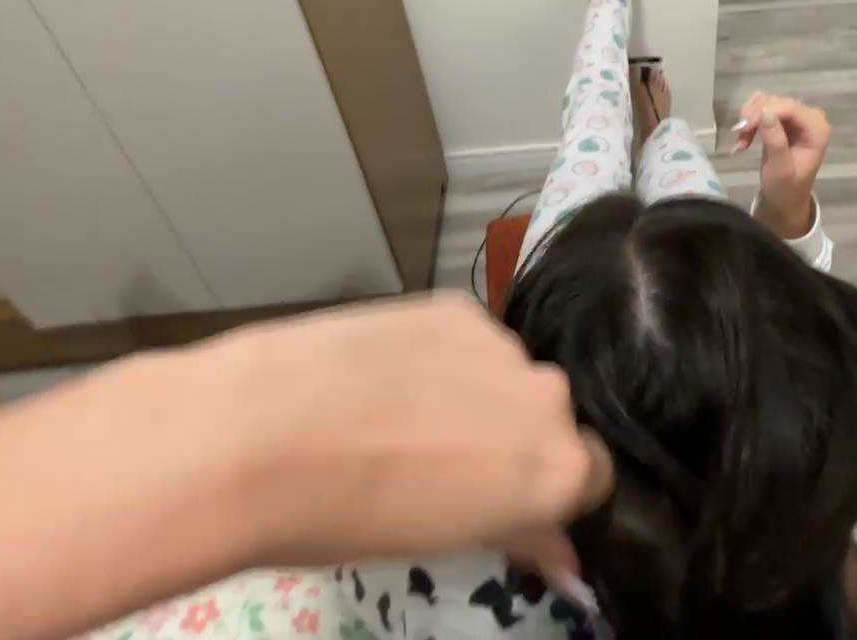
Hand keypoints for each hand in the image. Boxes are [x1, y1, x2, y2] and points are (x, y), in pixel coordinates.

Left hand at [189, 294, 611, 573]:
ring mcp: (503, 343)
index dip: (553, 490)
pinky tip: (389, 375)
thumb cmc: (351, 518)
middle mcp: (548, 397)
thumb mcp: (444, 543)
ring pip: (506, 376)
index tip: (512, 500)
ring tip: (406, 414)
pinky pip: (469, 340)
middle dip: (514, 439)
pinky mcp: (459, 305)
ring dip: (478, 394)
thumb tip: (561, 549)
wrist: (264, 431)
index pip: (592, 474)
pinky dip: (444, 358)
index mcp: (558, 466)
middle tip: (450, 461)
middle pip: (549, 418)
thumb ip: (520, 532)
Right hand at [732, 92, 831, 238]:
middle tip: (739, 136)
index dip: (764, 112)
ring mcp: (797, 116)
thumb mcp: (780, 169)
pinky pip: (763, 105)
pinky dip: (750, 117)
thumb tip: (766, 113)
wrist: (785, 198)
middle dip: (755, 116)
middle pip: (777, 101)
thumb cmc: (786, 188)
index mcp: (817, 129)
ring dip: (750, 117)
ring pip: (768, 101)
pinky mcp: (784, 118)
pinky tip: (744, 134)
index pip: (789, 107)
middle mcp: (810, 117)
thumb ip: (775, 141)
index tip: (744, 127)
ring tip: (741, 139)